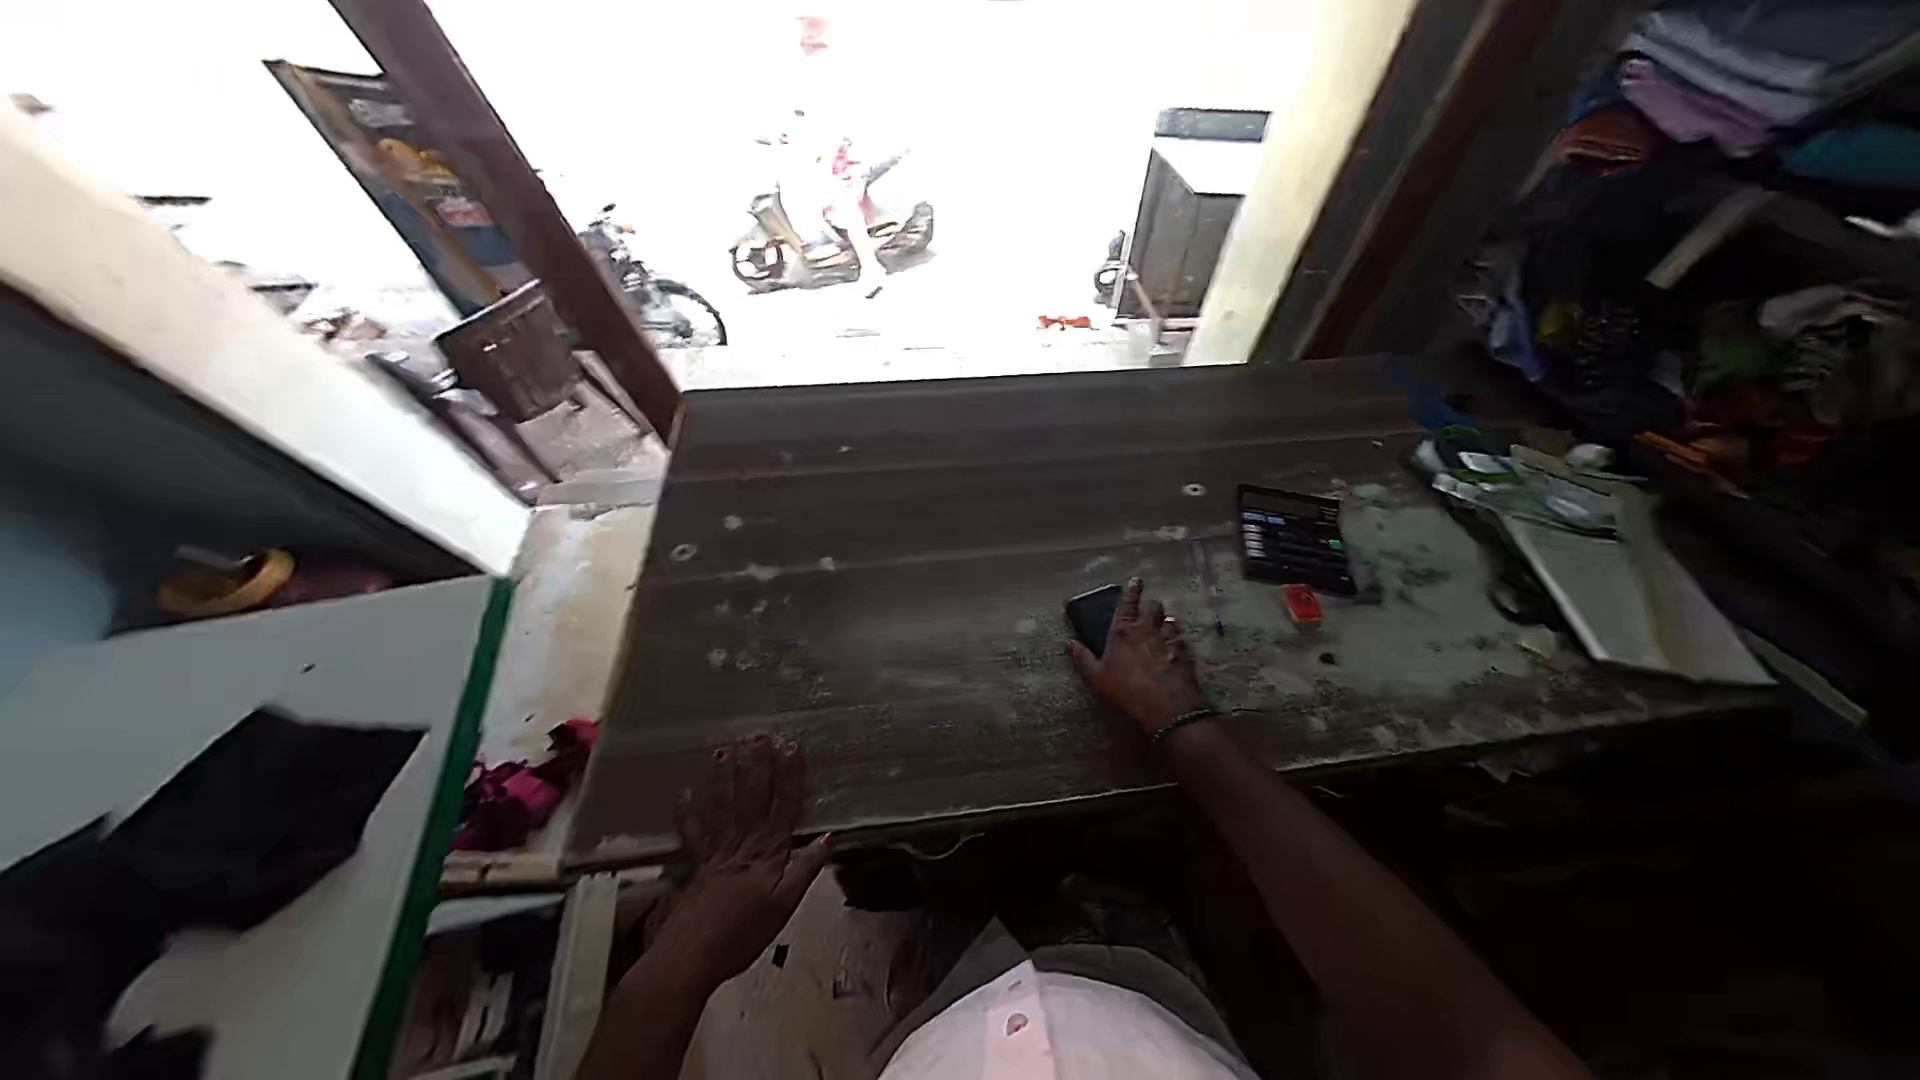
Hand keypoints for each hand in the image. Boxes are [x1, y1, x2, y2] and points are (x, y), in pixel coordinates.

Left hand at [653, 735, 830, 984]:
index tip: (793, 747)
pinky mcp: (696, 866)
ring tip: (731, 750)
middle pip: (752, 798)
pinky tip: (686, 793)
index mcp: (767, 854)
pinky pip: (692, 834)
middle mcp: (742, 845)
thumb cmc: (741, 936)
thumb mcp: (784, 908)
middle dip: (759, 766)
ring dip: (728, 777)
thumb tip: (827, 839)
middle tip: (760, 737)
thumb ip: (805, 871)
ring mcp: (716, 853)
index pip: (783, 807)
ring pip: (724, 807)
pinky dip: (688, 813)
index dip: (790, 776)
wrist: (688, 959)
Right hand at [1066, 578, 1209, 736]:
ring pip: (1169, 618)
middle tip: (1147, 609)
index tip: (1135, 581)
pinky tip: (1175, 643)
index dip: (1131, 591)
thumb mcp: (1097, 676)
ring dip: (1164, 620)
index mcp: (1123, 631)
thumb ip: (1083, 658)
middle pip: (1153, 606)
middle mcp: (1147, 628)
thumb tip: (1069, 643)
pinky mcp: (1183, 650)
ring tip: (1162, 625)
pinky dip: (1177, 636)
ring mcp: (1168, 638)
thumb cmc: (1127, 688)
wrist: (1166, 704)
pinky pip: (1181, 636)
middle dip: (1150, 605)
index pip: (1127, 603)